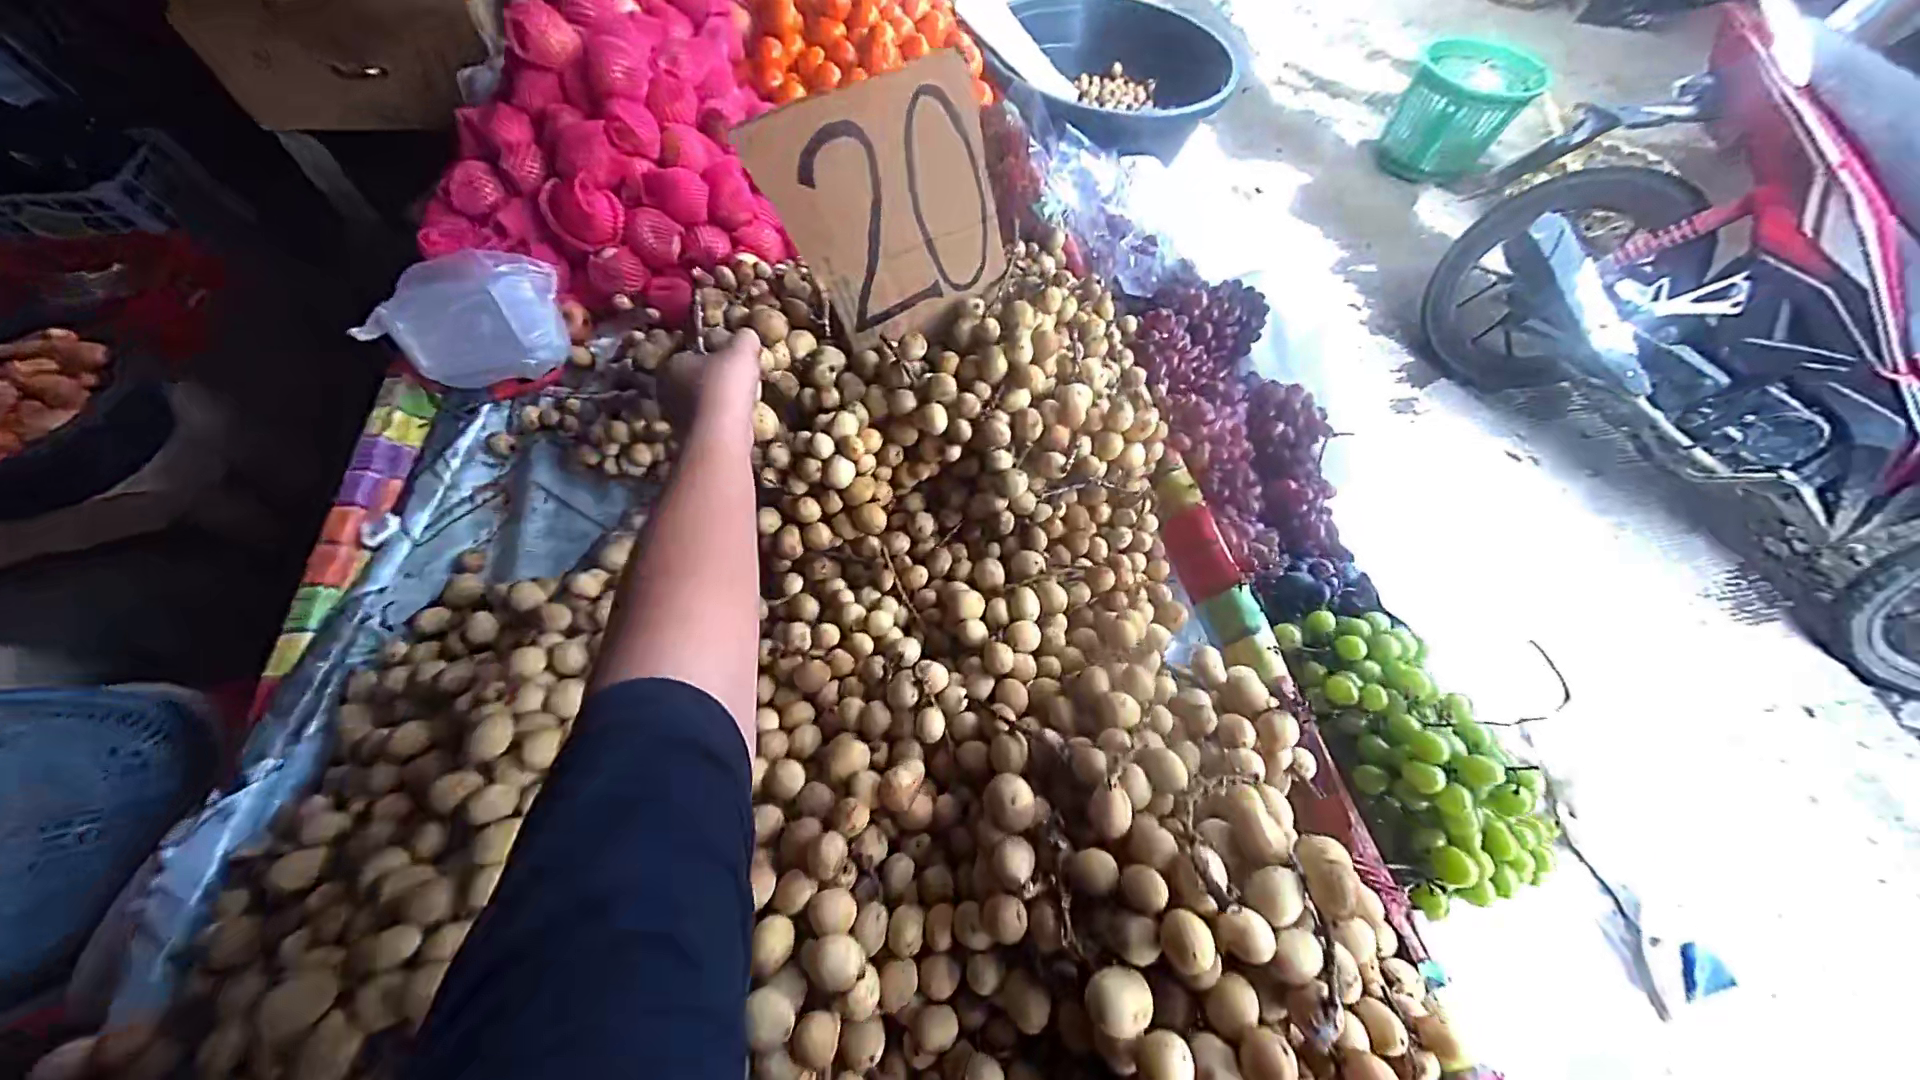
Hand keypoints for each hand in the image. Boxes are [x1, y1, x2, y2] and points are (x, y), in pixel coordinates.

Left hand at [664, 329, 760, 438]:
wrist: (722, 435)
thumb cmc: (725, 386)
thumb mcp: (741, 351)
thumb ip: (745, 338)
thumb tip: (748, 334)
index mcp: (671, 363)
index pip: (693, 351)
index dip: (716, 353)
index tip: (735, 357)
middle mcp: (667, 389)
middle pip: (699, 377)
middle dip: (719, 377)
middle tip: (743, 378)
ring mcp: (677, 416)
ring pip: (705, 400)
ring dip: (724, 399)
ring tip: (746, 400)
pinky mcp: (692, 436)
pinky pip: (711, 420)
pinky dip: (725, 418)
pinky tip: (740, 419)